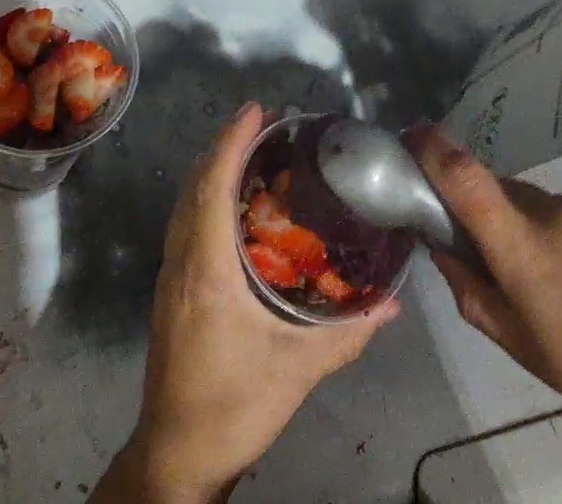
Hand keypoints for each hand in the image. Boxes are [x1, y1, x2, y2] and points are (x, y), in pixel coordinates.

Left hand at [94, 103, 400, 503]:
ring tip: (250, 154)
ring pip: (184, 206)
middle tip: (263, 125)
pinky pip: (184, 226)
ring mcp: (168, 276)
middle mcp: (180, 263)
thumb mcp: (297, 371)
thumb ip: (347, 335)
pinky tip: (233, 207)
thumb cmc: (235, 406)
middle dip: (224, 148)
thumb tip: (393, 303)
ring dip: (212, 171)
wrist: (178, 451)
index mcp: (206, 273)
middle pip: (194, 188)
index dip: (232, 144)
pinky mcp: (169, 291)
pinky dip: (205, 199)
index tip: (255, 111)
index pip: (213, 190)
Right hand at [409, 125, 561, 441]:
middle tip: (502, 265)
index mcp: (523, 248)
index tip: (410, 135)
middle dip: (490, 217)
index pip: (464, 177)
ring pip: (545, 208)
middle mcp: (557, 212)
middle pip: (503, 194)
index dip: (431, 148)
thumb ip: (473, 292)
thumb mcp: (526, 350)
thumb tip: (444, 250)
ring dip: (539, 233)